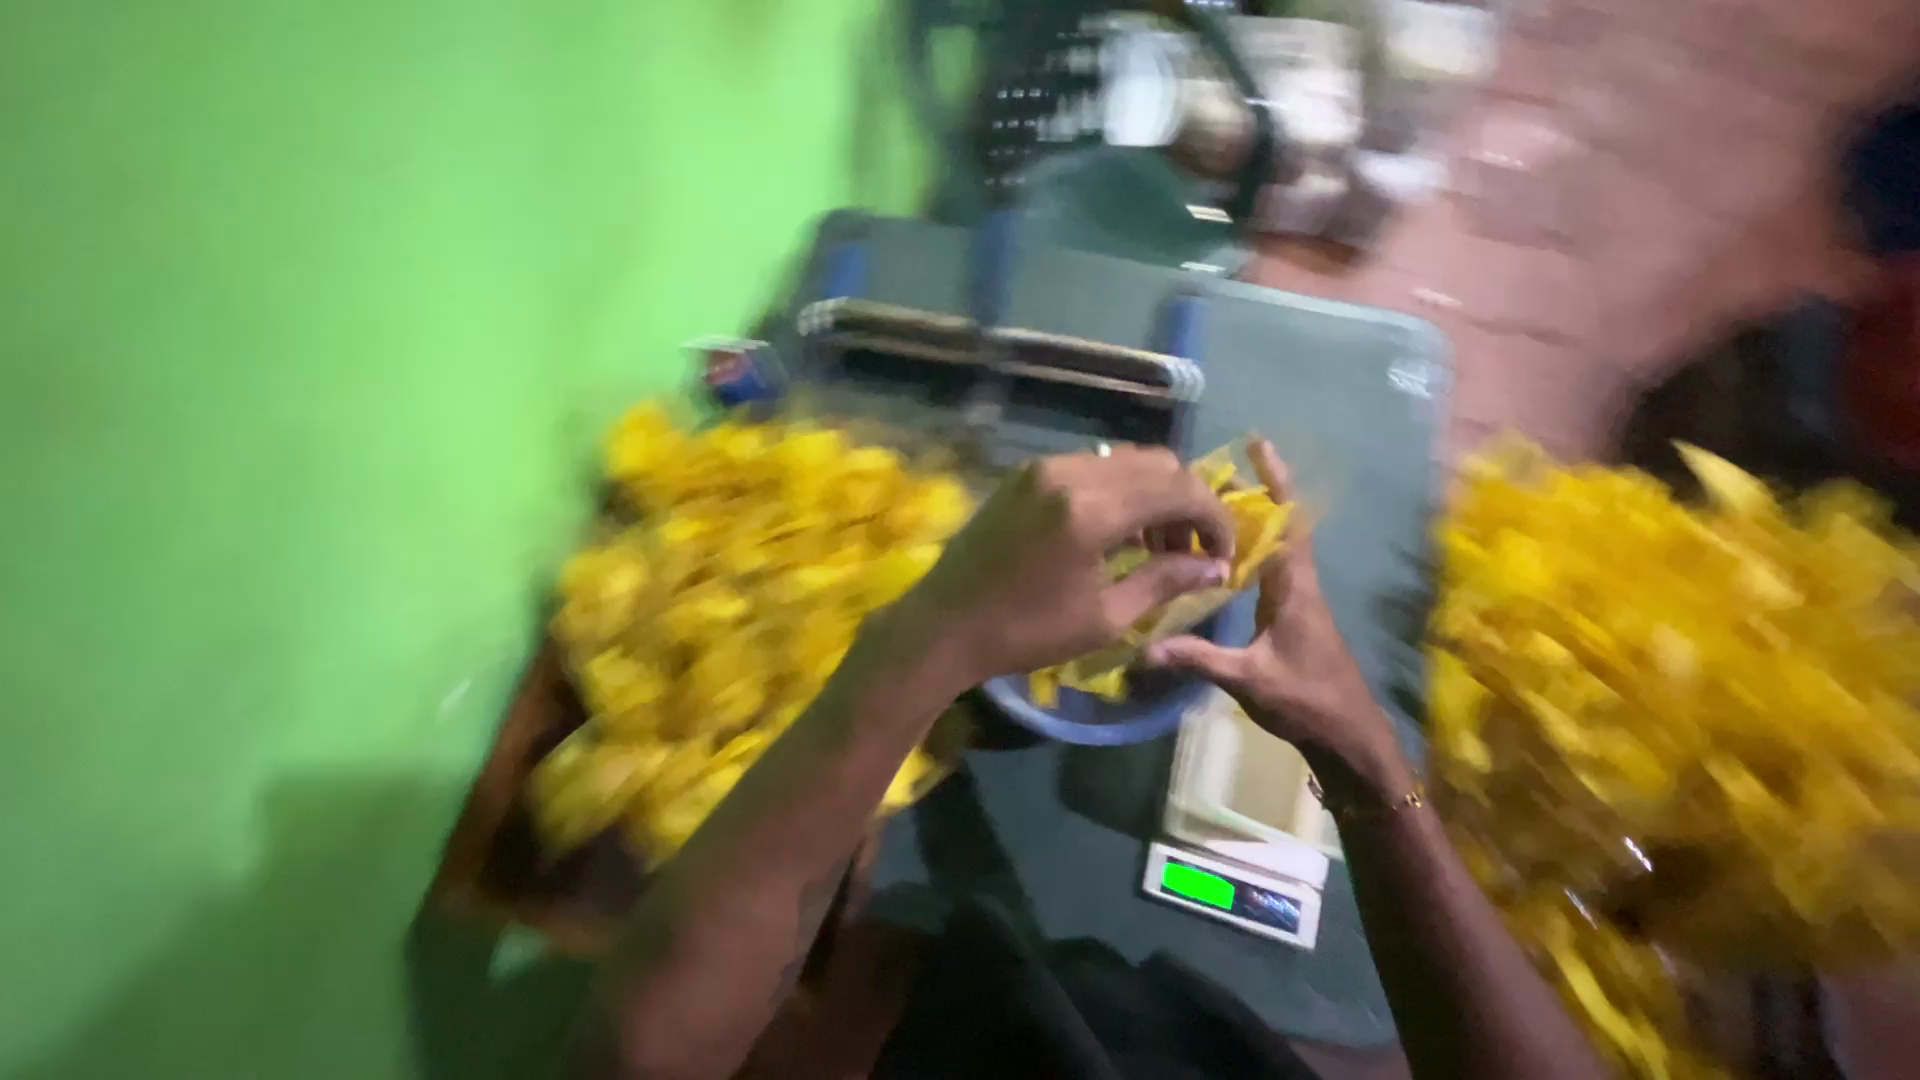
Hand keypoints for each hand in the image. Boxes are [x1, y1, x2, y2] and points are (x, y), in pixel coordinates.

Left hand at [896, 445, 1235, 690]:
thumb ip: (1165, 581)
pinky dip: (1118, 490)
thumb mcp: (1105, 617)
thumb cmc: (1025, 632)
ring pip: (1126, 460)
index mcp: (1092, 510)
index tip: (1222, 555)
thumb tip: (1214, 567)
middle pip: (1158, 464)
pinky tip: (1115, 532)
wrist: (944, 625)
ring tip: (1155, 546)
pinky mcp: (1026, 473)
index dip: (1215, 519)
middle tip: (1190, 551)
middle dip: (1188, 503)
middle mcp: (1071, 472)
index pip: (1180, 488)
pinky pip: (1091, 467)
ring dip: (1154, 494)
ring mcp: (1044, 467)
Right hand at [1145, 440, 1412, 798]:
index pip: (1287, 521)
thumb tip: (1145, 647)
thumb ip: (1200, 659)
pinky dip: (1243, 551)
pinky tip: (1214, 556)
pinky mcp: (1289, 614)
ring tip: (1202, 504)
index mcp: (1295, 587)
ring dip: (1245, 521)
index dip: (1275, 481)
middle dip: (1249, 492)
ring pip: (1270, 546)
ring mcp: (1296, 599)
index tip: (1258, 444)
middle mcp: (1298, 583)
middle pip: (1277, 524)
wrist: (1350, 737)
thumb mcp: (1250, 679)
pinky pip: (1264, 569)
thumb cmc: (1309, 701)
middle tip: (1206, 473)